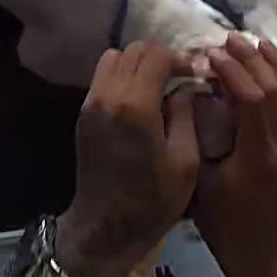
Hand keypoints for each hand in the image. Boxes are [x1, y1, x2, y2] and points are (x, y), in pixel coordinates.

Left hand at [56, 41, 199, 276]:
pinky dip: (121, 74)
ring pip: (114, 57)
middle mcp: (109, 95)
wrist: (105, 227)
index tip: (193, 75)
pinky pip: (103, 76)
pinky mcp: (83, 112)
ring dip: (137, 62)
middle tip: (178, 77)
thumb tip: (186, 87)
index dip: (179, 59)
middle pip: (134, 50)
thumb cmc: (153, 200)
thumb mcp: (185, 161)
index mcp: (137, 105)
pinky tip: (139, 97)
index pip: (156, 55)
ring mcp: (91, 102)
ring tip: (157, 83)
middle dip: (159, 57)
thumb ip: (186, 114)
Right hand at [193, 33, 276, 276]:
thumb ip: (195, 140)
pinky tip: (275, 70)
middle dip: (253, 60)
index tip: (210, 55)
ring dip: (274, 66)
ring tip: (253, 43)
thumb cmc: (225, 226)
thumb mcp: (200, 184)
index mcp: (260, 157)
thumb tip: (188, 98)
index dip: (233, 72)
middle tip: (229, 39)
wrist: (264, 257)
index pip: (254, 100)